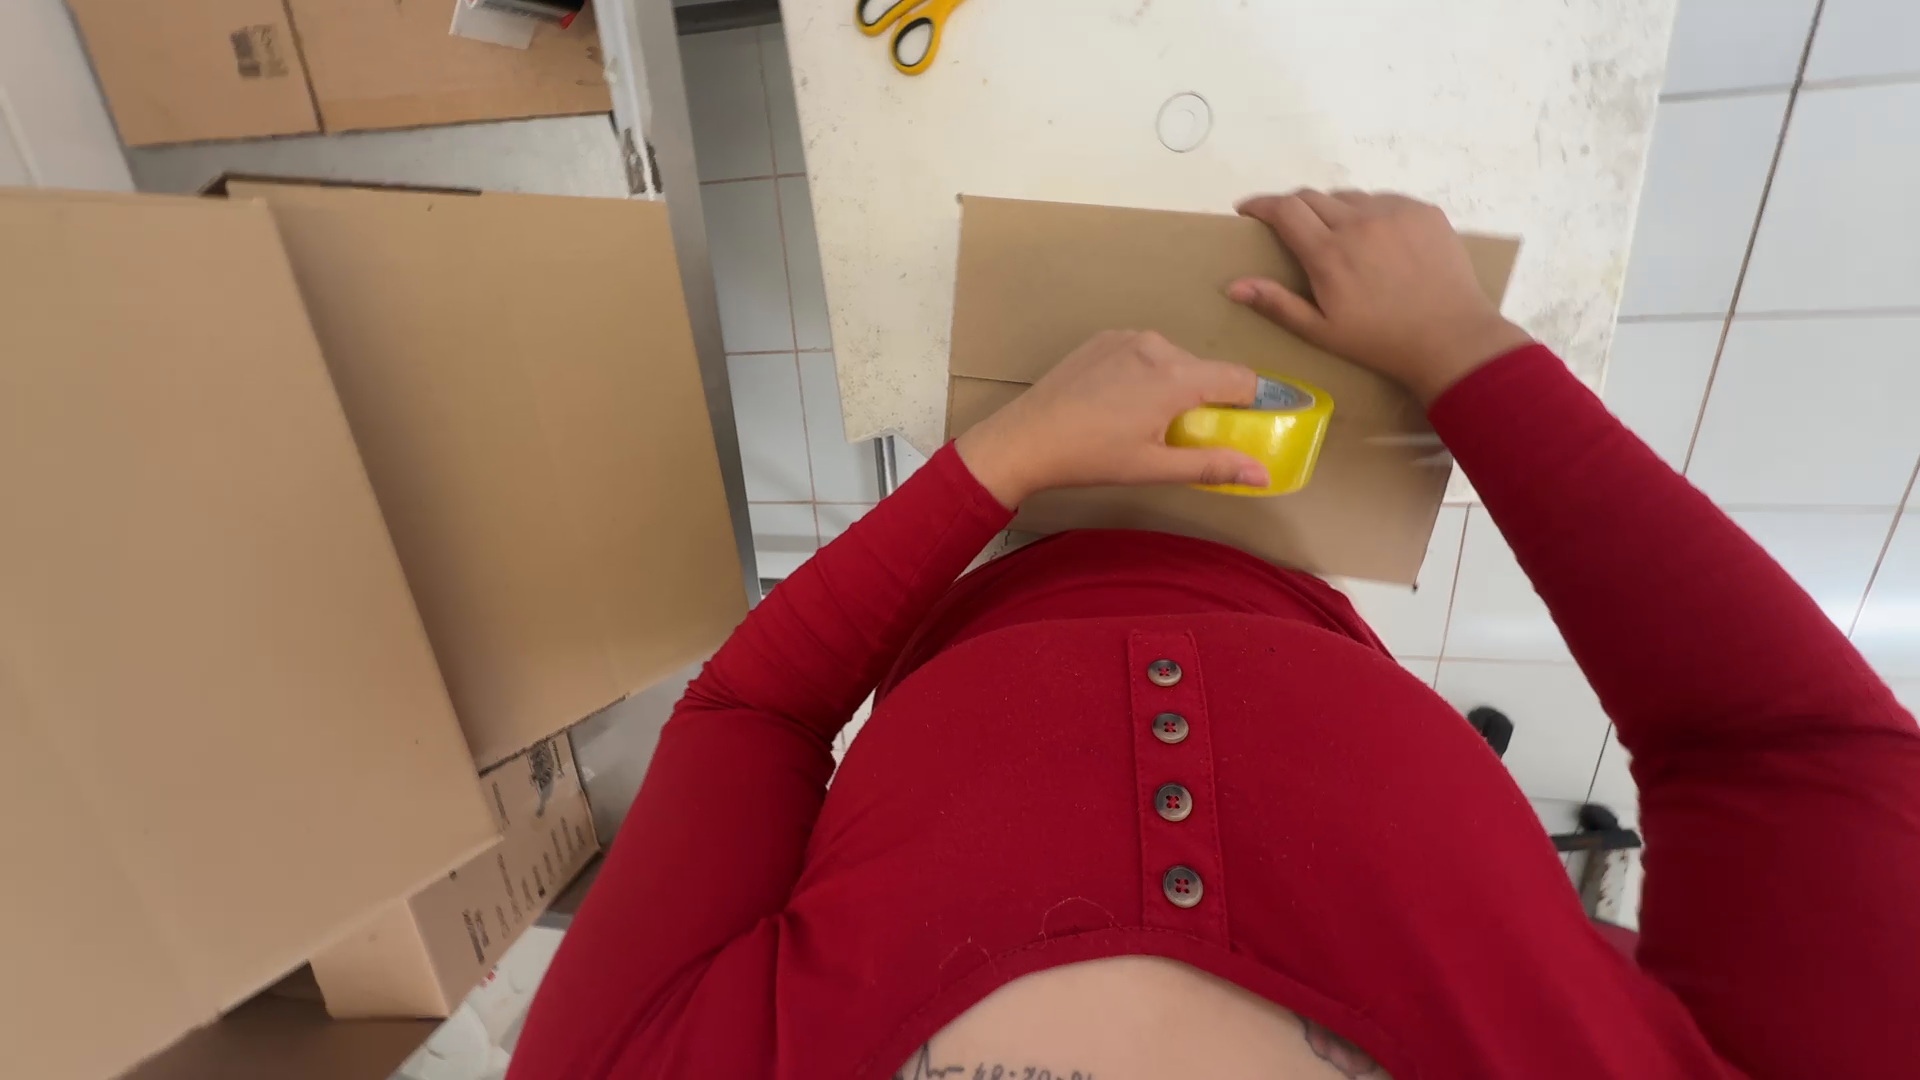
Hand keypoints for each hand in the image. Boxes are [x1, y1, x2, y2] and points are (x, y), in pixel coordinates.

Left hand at [954, 330, 1268, 508]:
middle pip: (1204, 370)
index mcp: (1176, 377)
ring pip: (1172, 360)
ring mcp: (1126, 337)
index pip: (1240, 379)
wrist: (1025, 439)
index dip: (1251, 402)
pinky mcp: (1103, 338)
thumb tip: (1263, 474)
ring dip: (1172, 386)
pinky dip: (1143, 373)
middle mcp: (1157, 345)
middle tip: (1177, 435)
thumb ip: (1212, 465)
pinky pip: (1142, 352)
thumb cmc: (1090, 457)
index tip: (1244, 424)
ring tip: (1139, 421)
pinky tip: (1117, 402)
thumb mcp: (1153, 467)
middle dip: (1203, 400)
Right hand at [1228, 190, 1532, 405]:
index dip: (1261, 205)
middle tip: (1284, 226)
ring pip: (1348, 196)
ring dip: (1329, 209)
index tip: (1246, 210)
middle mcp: (1359, 221)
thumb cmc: (1375, 340)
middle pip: (1312, 196)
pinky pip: (1383, 200)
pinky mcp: (1423, 211)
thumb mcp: (1318, 330)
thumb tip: (1233, 286)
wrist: (1448, 336)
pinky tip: (1369, 238)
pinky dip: (1365, 212)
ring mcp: (1395, 211)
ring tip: (1330, 234)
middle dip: (1290, 206)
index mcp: (1328, 252)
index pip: (1285, 210)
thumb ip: (1276, 303)